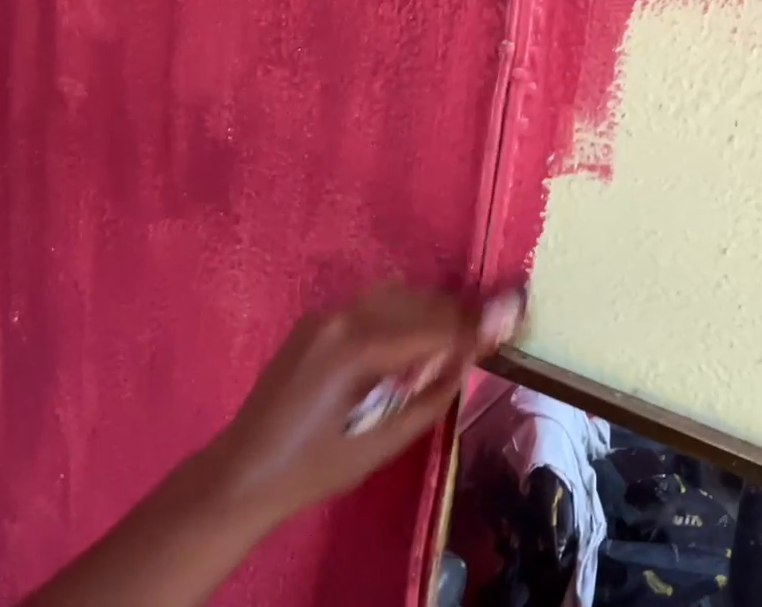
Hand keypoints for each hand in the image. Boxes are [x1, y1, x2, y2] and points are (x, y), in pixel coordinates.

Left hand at [196, 285, 524, 529]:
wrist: (246, 468)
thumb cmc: (322, 465)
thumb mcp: (389, 437)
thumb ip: (436, 390)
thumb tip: (472, 354)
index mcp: (361, 348)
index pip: (437, 326)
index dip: (479, 321)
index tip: (514, 310)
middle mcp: (346, 316)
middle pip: (421, 300)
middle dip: (461, 310)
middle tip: (495, 320)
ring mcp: (328, 312)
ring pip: (399, 293)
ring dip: (434, 306)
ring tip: (459, 327)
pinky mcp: (317, 316)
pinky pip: (374, 301)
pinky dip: (404, 308)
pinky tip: (416, 330)